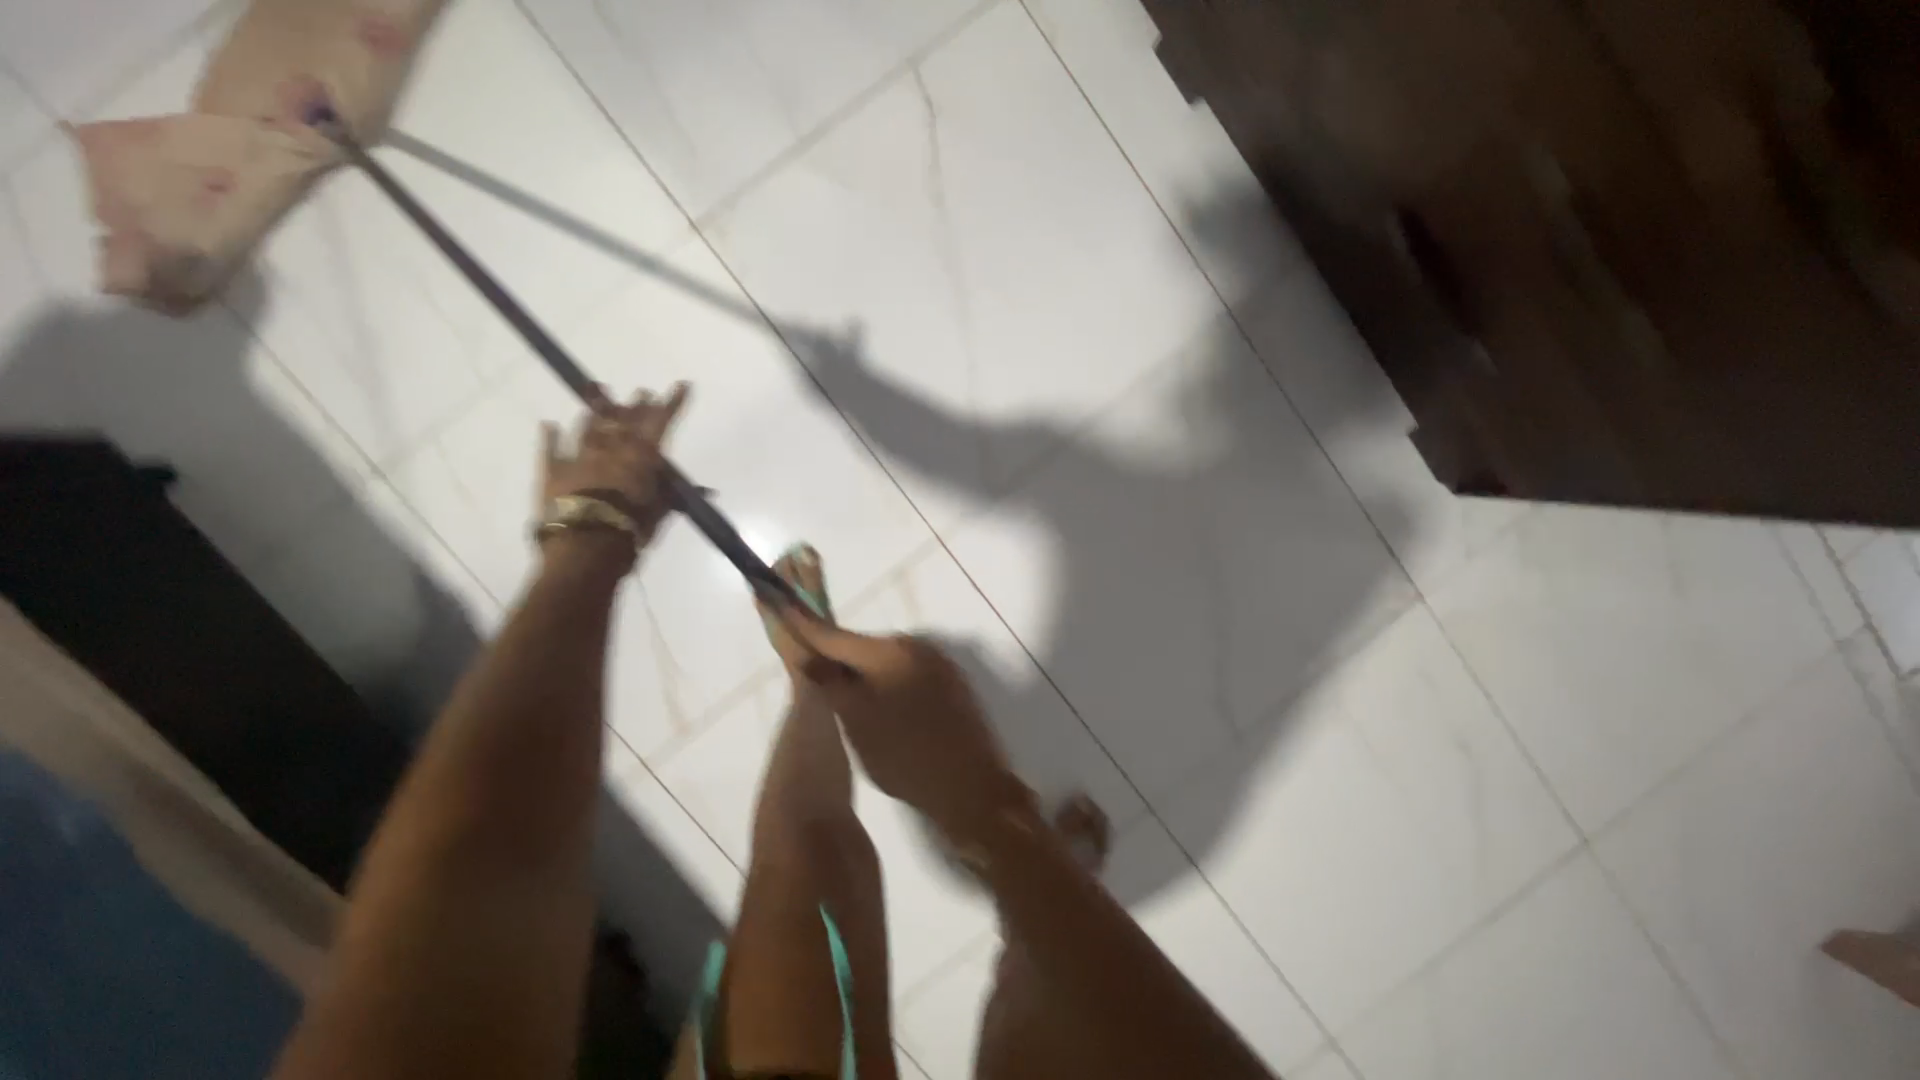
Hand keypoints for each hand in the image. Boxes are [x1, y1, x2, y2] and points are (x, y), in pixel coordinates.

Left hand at [539, 382, 690, 556]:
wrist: (584, 543)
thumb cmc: (631, 528)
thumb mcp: (660, 514)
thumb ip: (675, 496)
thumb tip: (709, 491)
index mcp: (642, 455)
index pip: (662, 422)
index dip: (674, 403)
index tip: (682, 384)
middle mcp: (612, 447)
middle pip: (626, 419)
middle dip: (636, 405)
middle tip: (641, 392)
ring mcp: (579, 455)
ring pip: (589, 427)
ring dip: (595, 413)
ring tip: (599, 400)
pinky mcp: (553, 470)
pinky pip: (551, 449)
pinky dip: (551, 436)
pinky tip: (549, 425)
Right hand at [773, 607, 1034, 840]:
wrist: (973, 789)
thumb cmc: (906, 758)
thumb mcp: (856, 723)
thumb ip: (830, 684)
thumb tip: (810, 656)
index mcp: (889, 651)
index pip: (835, 636)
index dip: (804, 626)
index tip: (779, 604)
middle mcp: (917, 646)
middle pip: (862, 648)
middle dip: (837, 661)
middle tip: (813, 680)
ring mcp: (940, 663)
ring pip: (886, 663)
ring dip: (865, 676)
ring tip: (847, 705)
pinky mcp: (953, 684)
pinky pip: (908, 675)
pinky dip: (888, 686)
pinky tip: (882, 712)